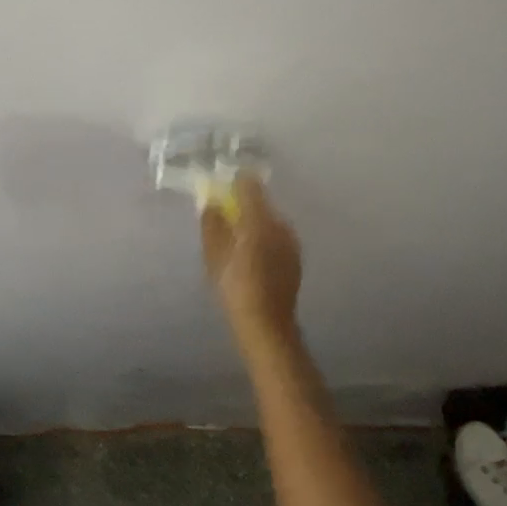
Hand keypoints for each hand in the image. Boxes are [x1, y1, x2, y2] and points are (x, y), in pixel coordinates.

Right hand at [201, 174, 302, 331]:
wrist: (266, 323)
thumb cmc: (235, 287)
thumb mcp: (213, 255)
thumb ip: (212, 224)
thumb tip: (211, 203)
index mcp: (259, 219)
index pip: (249, 186)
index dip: (234, 182)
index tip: (221, 186)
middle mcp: (280, 224)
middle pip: (261, 204)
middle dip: (243, 206)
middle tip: (225, 217)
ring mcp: (292, 242)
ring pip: (270, 222)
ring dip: (255, 224)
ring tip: (238, 241)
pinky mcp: (296, 258)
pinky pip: (277, 238)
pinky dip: (264, 239)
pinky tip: (253, 257)